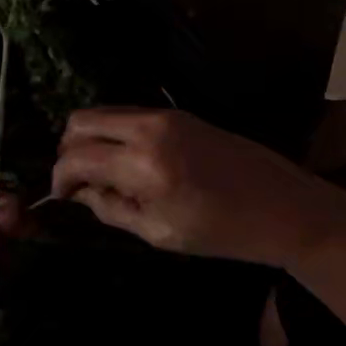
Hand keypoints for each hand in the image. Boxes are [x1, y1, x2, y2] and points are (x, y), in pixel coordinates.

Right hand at [50, 107, 345, 267]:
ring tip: (101, 175)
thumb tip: (80, 194)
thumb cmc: (224, 233)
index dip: (59, 179)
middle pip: (80, 121)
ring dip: (90, 139)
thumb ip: (111, 209)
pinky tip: (126, 163)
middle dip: (68, 151)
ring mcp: (164, 115)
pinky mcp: (178, 113)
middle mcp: (149, 127)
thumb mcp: (160, 233)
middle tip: (77, 183)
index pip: (77, 158)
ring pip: (102, 112)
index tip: (59, 197)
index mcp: (144, 164)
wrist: (286, 207)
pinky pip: (127, 115)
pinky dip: (113, 133)